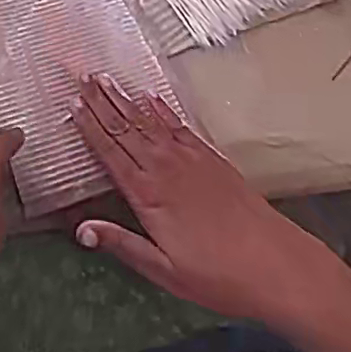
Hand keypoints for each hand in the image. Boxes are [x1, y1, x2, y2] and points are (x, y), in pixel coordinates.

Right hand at [71, 77, 350, 351]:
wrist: (279, 265)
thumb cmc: (218, 275)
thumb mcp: (165, 271)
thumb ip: (122, 244)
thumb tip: (81, 229)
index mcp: (146, 193)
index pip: (109, 151)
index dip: (89, 126)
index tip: (72, 104)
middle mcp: (162, 167)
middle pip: (124, 127)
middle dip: (100, 101)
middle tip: (82, 76)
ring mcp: (187, 158)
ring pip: (146, 120)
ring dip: (123, 98)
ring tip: (105, 78)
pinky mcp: (209, 157)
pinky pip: (177, 125)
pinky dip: (160, 108)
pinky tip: (149, 95)